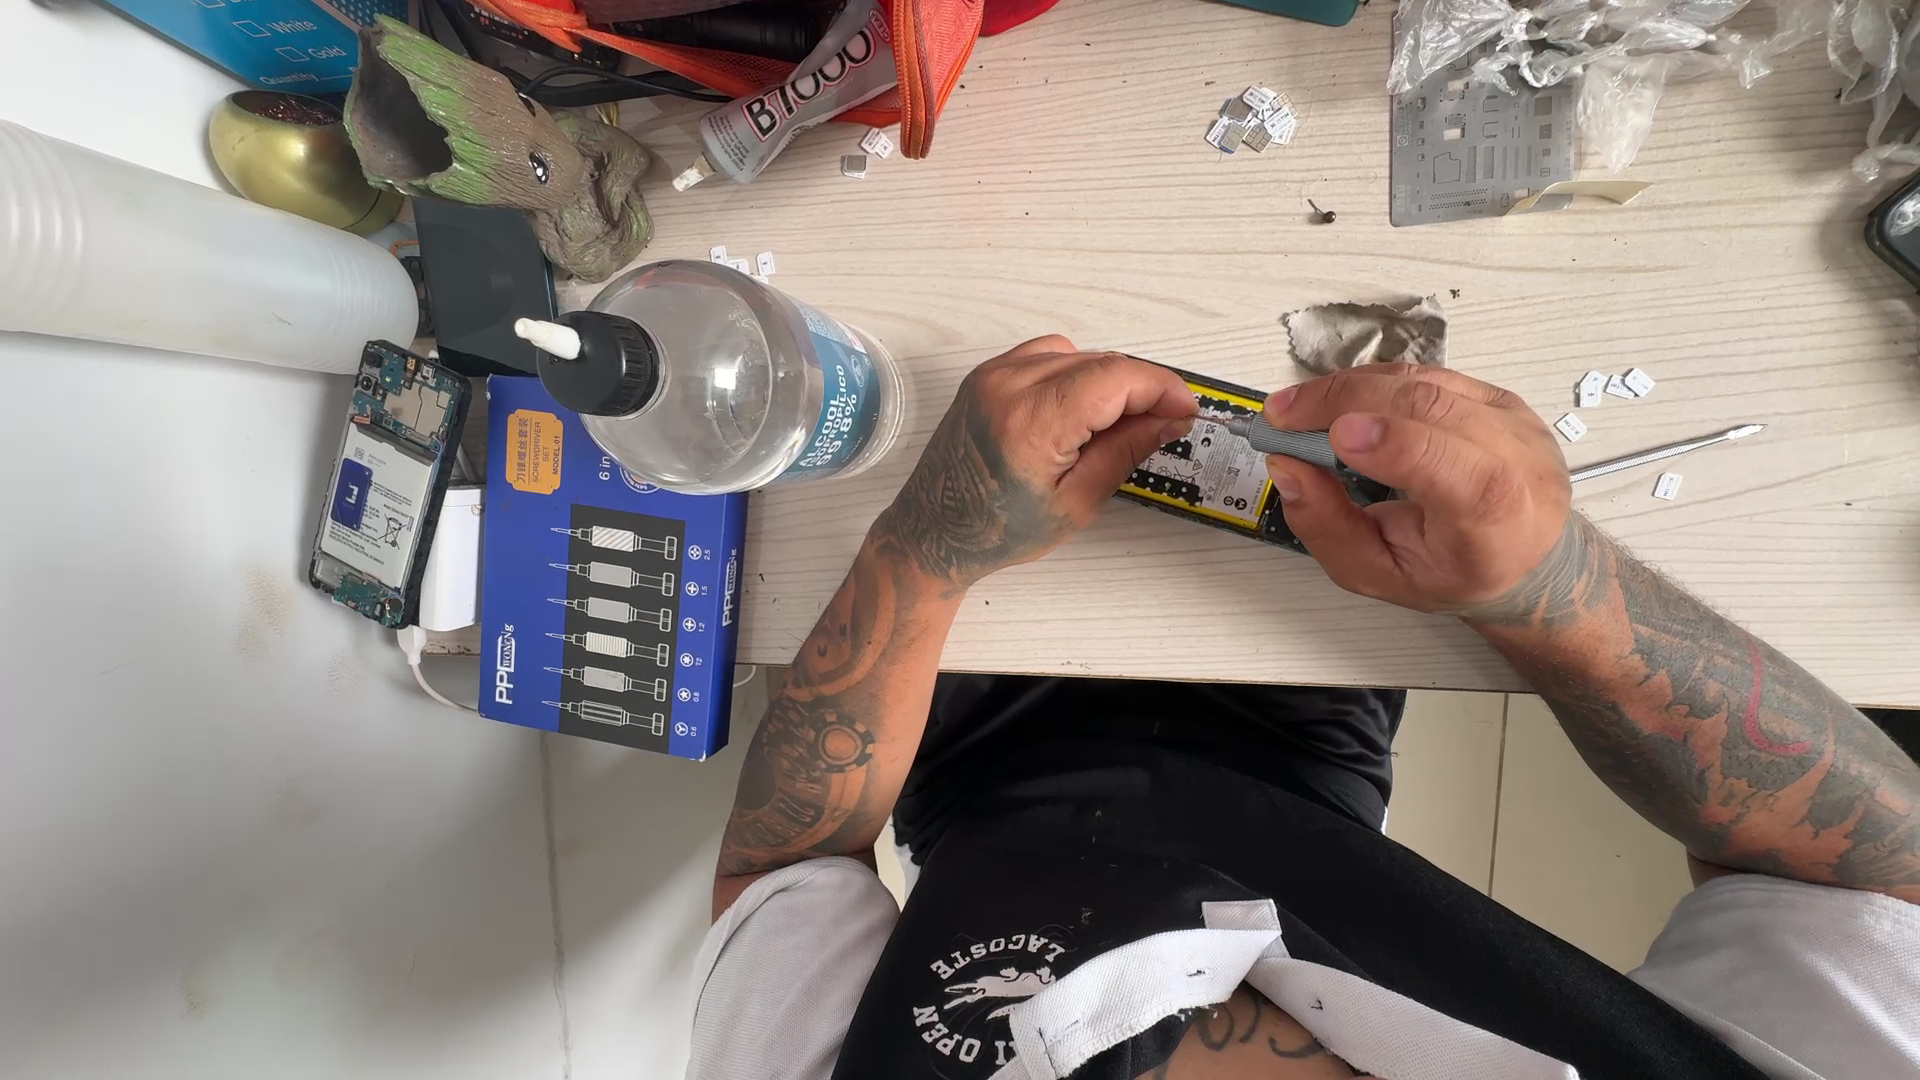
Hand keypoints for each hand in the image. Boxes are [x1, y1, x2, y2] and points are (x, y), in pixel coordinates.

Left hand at [878, 336, 1196, 591]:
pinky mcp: (985, 376)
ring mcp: (991, 376)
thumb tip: (1169, 418)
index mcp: (1029, 423)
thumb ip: (1124, 452)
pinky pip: (1046, 355)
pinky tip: (1079, 410)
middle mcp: (1006, 387)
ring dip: (1108, 381)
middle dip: (1140, 388)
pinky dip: (1075, 374)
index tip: (1184, 409)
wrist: (933, 532)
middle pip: (1099, 362)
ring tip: (1116, 425)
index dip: (1160, 388)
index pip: (1114, 378)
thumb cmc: (996, 531)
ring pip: (1076, 354)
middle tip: (1161, 422)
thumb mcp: (1075, 504)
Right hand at [1261, 364, 1573, 616]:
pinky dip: (1368, 383)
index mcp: (1490, 518)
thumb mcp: (1375, 573)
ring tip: (1297, 407)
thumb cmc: (1451, 570)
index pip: (1446, 464)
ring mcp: (1508, 418)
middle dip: (1341, 402)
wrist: (1526, 553)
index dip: (1389, 441)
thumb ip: (1326, 526)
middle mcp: (1513, 457)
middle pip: (1425, 405)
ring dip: (1345, 387)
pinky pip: (1422, 374)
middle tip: (1279, 415)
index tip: (1331, 436)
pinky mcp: (1493, 395)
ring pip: (1418, 380)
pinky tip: (1335, 402)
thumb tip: (1287, 467)